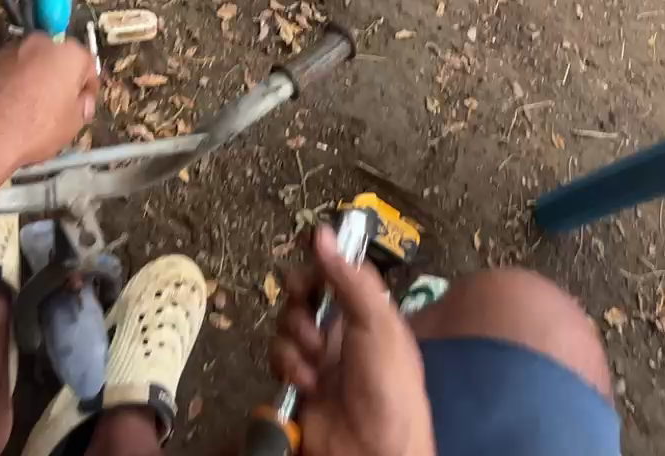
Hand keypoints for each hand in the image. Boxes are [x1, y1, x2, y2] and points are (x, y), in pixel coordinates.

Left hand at [0, 32, 99, 164]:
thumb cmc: (36, 128)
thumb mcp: (73, 125)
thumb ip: (83, 107)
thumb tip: (82, 100)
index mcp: (68, 52)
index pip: (88, 65)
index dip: (87, 88)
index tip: (82, 106)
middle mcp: (40, 42)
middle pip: (56, 59)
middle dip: (57, 78)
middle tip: (55, 106)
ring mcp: (9, 49)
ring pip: (29, 63)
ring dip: (31, 79)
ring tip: (25, 109)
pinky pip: (5, 71)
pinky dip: (8, 83)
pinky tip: (4, 108)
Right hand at [269, 226, 434, 455]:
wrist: (374, 453)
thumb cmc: (387, 384)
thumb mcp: (378, 323)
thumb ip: (349, 277)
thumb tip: (321, 231)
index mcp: (365, 311)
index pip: (333, 273)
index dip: (318, 264)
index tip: (309, 258)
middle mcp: (339, 329)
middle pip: (303, 293)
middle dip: (300, 299)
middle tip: (305, 306)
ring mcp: (316, 356)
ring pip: (286, 323)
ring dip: (297, 338)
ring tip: (315, 360)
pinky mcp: (296, 381)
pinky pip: (278, 356)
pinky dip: (290, 366)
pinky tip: (308, 383)